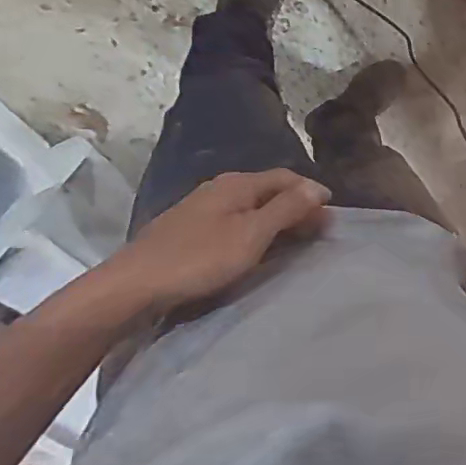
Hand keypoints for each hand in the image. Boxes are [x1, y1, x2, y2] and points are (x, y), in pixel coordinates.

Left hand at [107, 170, 329, 309]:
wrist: (133, 286)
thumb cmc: (200, 259)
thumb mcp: (252, 234)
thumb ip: (287, 209)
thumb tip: (318, 188)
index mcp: (238, 183)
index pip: (286, 178)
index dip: (312, 193)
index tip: (332, 216)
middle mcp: (219, 188)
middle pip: (269, 191)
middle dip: (296, 207)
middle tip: (318, 232)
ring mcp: (201, 208)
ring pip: (251, 207)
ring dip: (276, 220)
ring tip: (294, 242)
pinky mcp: (188, 229)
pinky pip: (234, 221)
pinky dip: (255, 230)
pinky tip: (256, 248)